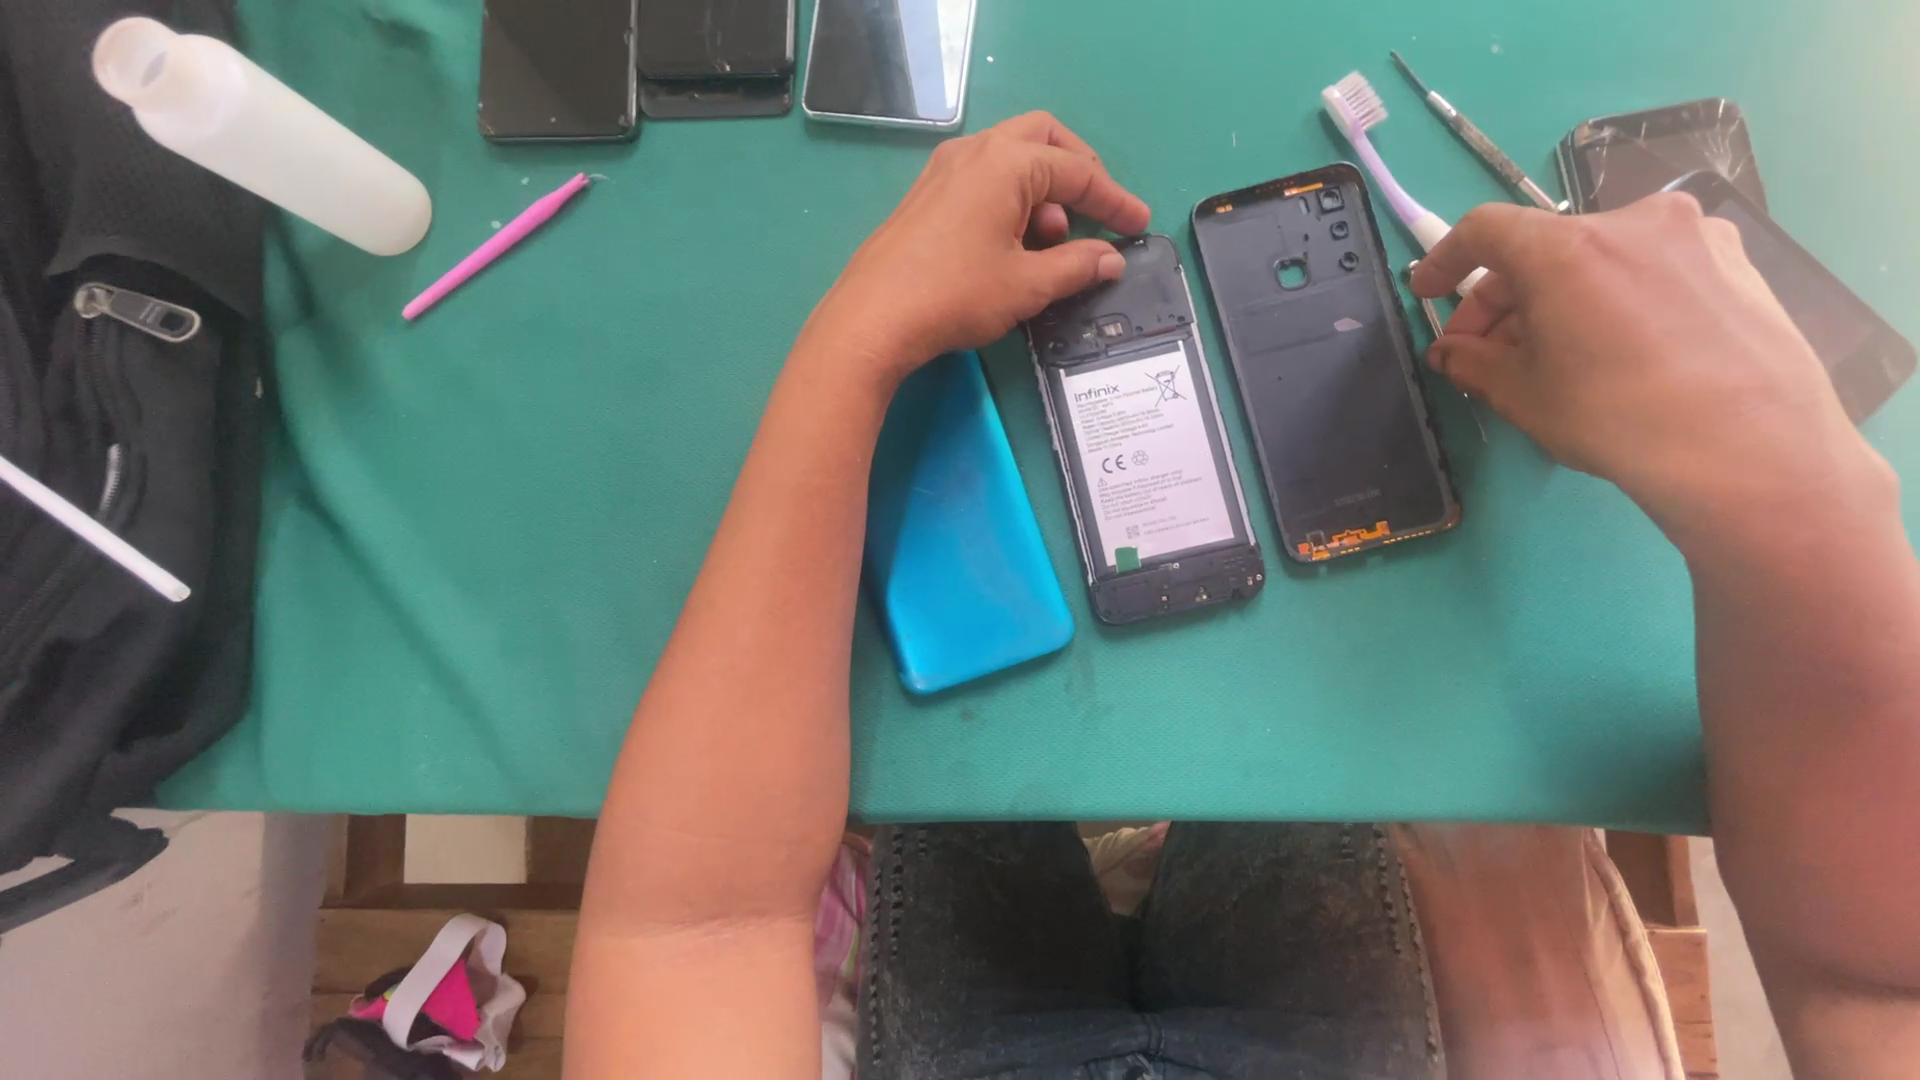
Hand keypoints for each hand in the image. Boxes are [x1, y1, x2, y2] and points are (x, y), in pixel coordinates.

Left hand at [806, 112, 1151, 380]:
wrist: (874, 320)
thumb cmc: (955, 296)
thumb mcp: (1027, 285)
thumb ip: (1076, 266)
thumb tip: (1111, 259)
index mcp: (1006, 163)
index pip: (1077, 171)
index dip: (1113, 200)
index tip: (1137, 224)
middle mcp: (974, 153)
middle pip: (1043, 142)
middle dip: (1077, 175)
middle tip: (1096, 213)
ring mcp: (944, 172)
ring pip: (1010, 161)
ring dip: (1042, 194)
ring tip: (1050, 246)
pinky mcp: (926, 198)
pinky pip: (982, 183)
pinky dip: (1010, 204)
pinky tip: (1012, 248)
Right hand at [1411, 194, 1892, 539]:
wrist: (1747, 449)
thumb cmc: (1612, 416)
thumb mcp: (1519, 393)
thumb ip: (1471, 361)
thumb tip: (1451, 352)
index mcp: (1567, 249)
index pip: (1484, 230)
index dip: (1444, 260)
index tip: (1428, 293)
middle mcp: (1632, 224)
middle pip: (1541, 249)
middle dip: (1501, 301)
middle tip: (1485, 352)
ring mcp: (1694, 238)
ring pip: (1595, 260)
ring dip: (1554, 301)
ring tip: (1547, 358)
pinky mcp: (1735, 262)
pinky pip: (1645, 269)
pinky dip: (1607, 298)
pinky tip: (1609, 351)